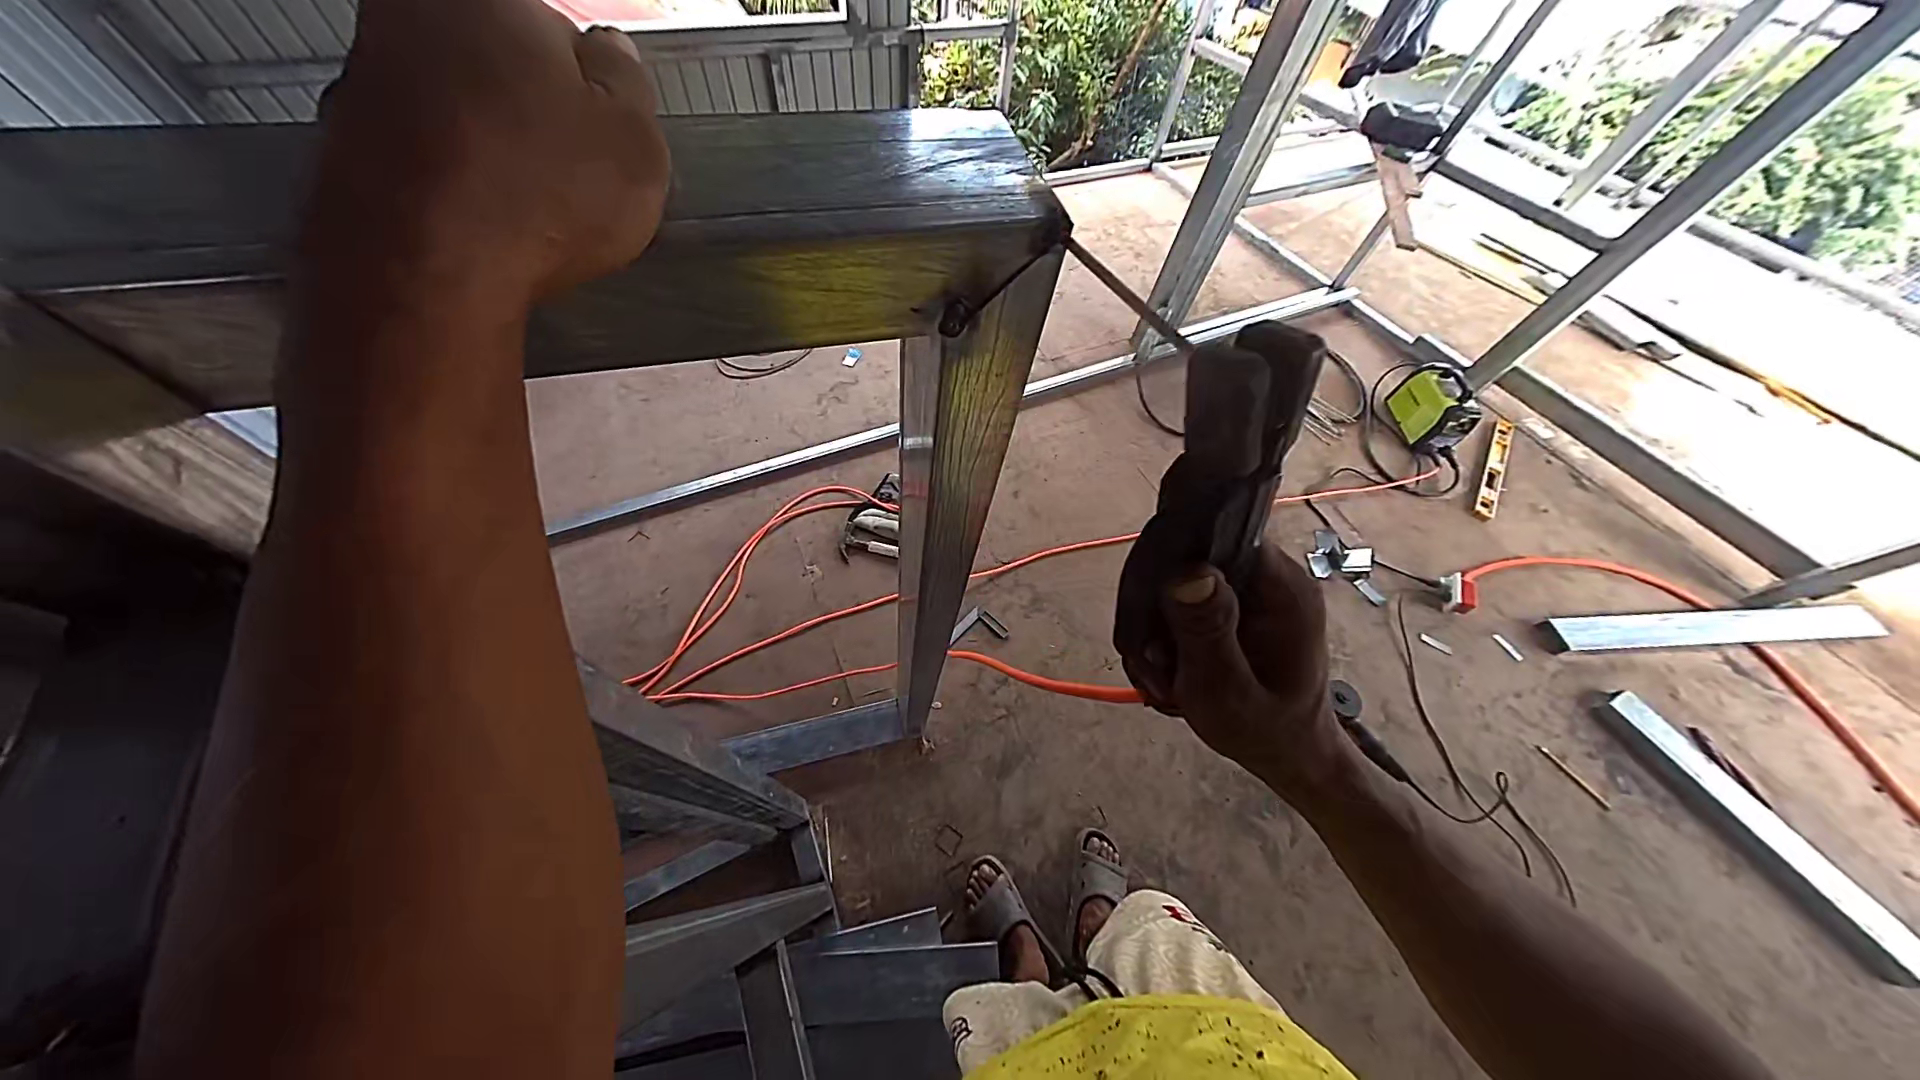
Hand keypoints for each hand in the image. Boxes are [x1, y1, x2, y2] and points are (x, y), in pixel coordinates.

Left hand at [302, 0, 671, 307]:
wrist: (435, 268)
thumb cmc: (536, 198)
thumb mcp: (635, 140)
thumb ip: (628, 81)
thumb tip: (612, 59)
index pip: (560, 27)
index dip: (595, 85)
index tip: (609, 122)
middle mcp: (413, 16)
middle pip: (506, 62)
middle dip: (545, 111)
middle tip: (583, 170)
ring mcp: (372, 77)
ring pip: (468, 108)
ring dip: (506, 147)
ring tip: (544, 207)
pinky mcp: (353, 140)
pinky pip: (436, 152)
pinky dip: (470, 180)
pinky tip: (502, 221)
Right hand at [1149, 546, 1346, 797]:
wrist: (1283, 754)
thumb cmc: (1267, 733)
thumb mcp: (1230, 694)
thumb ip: (1209, 634)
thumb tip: (1187, 572)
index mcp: (1279, 587)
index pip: (1207, 540)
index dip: (1164, 576)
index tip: (1149, 636)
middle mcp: (1259, 574)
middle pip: (1174, 559)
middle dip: (1146, 618)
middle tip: (1152, 674)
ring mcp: (1237, 586)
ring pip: (1161, 583)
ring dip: (1146, 636)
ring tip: (1162, 683)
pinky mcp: (1218, 601)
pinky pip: (1165, 601)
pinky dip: (1152, 640)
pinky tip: (1165, 675)